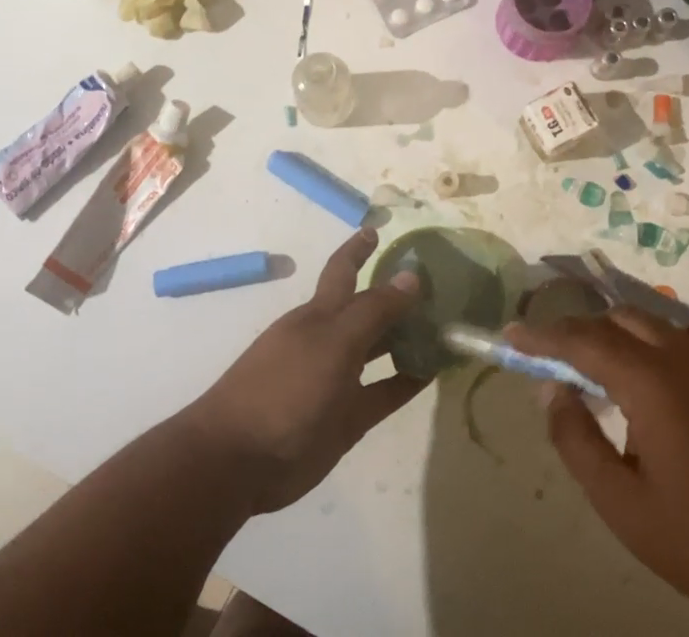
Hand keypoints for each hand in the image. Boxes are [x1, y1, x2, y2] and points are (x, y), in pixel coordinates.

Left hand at [181, 229, 426, 513]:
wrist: (241, 458)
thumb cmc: (283, 388)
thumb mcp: (332, 342)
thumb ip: (373, 310)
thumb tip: (411, 276)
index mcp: (318, 315)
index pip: (342, 271)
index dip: (358, 250)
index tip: (377, 230)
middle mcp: (328, 342)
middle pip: (366, 311)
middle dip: (394, 295)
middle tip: (437, 282)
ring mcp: (337, 381)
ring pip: (379, 351)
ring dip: (407, 339)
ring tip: (446, 325)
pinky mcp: (347, 418)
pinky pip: (384, 392)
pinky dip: (408, 382)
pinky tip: (435, 372)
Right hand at [510, 310, 688, 633]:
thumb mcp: (617, 498)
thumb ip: (575, 437)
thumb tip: (552, 389)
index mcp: (654, 384)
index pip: (585, 341)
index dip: (543, 336)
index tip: (510, 334)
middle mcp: (687, 360)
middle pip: (620, 320)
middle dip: (578, 328)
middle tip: (545, 350)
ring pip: (655, 321)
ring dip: (615, 328)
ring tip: (586, 356)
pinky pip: (683, 337)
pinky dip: (648, 337)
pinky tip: (639, 369)